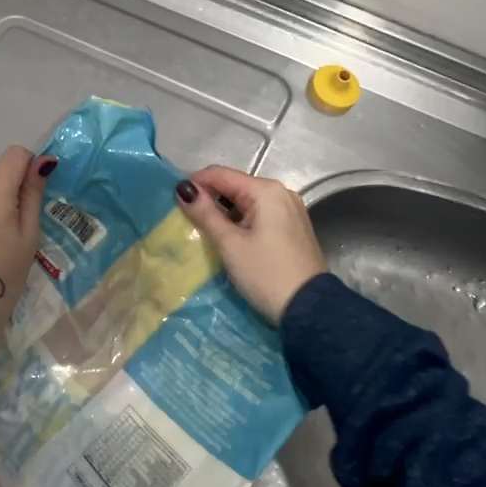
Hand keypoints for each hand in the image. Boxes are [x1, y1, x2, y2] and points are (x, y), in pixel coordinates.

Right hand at [176, 165, 327, 324]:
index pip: (221, 174)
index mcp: (266, 190)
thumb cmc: (266, 274)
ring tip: (203, 229)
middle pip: (235, 185)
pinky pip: (260, 213)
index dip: (195, 183)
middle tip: (186, 217)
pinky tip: (229, 237)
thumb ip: (205, 213)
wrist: (310, 312)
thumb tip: (183, 189)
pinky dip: (241, 220)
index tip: (174, 200)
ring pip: (247, 200)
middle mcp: (281, 192)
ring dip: (224, 210)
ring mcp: (290, 209)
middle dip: (210, 197)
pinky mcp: (293, 227)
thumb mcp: (230, 244)